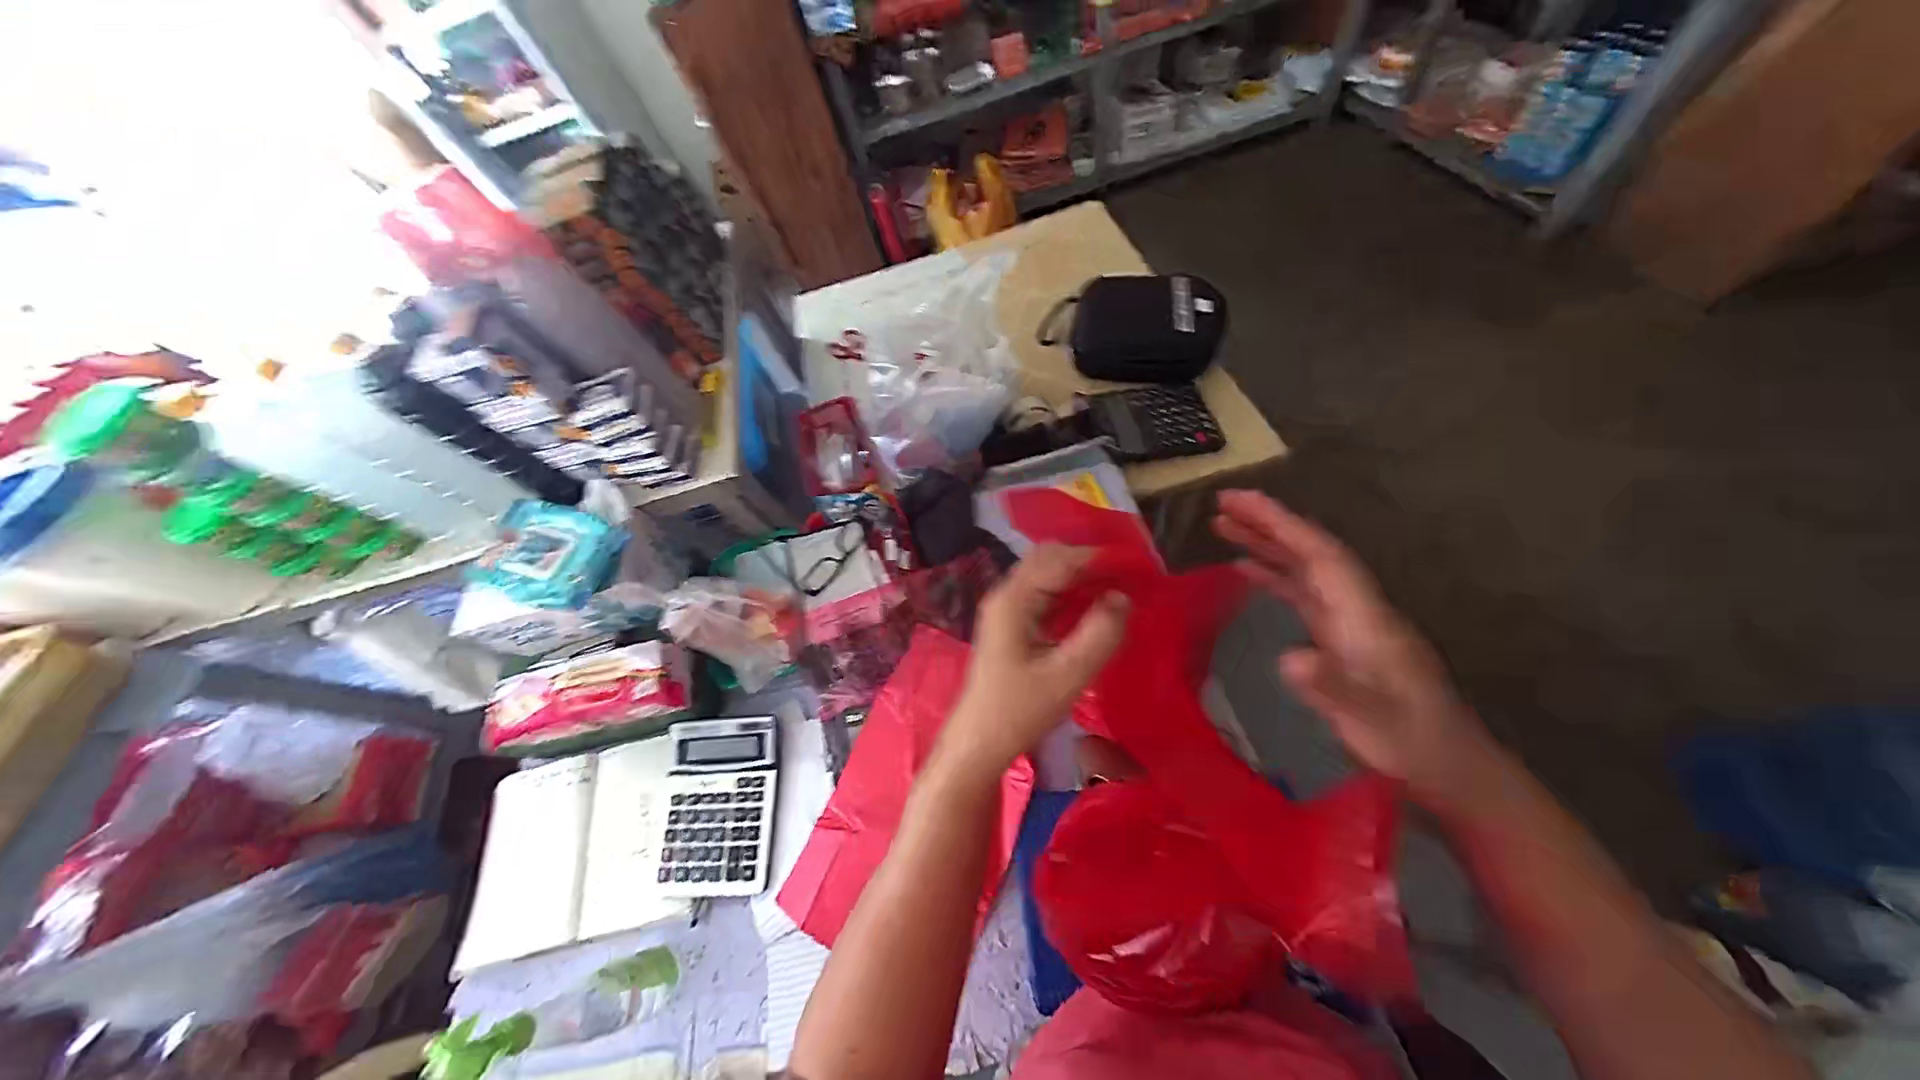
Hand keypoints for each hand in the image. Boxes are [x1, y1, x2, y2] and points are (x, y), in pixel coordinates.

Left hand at [939, 545, 1129, 776]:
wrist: (979, 742)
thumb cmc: (1018, 711)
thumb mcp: (1067, 676)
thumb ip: (1099, 634)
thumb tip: (1124, 597)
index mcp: (1014, 599)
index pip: (1061, 559)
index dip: (1100, 557)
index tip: (1139, 565)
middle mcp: (1007, 594)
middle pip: (1052, 559)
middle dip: (1092, 563)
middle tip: (1132, 577)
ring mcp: (1007, 608)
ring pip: (1049, 575)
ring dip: (1083, 578)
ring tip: (1122, 590)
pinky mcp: (1013, 624)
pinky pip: (1046, 594)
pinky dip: (1072, 594)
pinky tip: (1097, 609)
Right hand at [1214, 490, 1493, 804]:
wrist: (1451, 769)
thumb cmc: (1411, 745)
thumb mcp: (1369, 721)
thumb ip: (1330, 688)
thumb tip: (1286, 657)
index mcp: (1365, 617)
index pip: (1321, 556)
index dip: (1281, 524)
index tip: (1240, 500)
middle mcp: (1358, 609)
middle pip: (1311, 553)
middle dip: (1269, 524)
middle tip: (1221, 503)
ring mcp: (1351, 623)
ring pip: (1305, 570)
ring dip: (1267, 545)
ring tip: (1224, 527)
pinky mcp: (1342, 639)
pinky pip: (1303, 594)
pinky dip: (1274, 575)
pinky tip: (1248, 571)